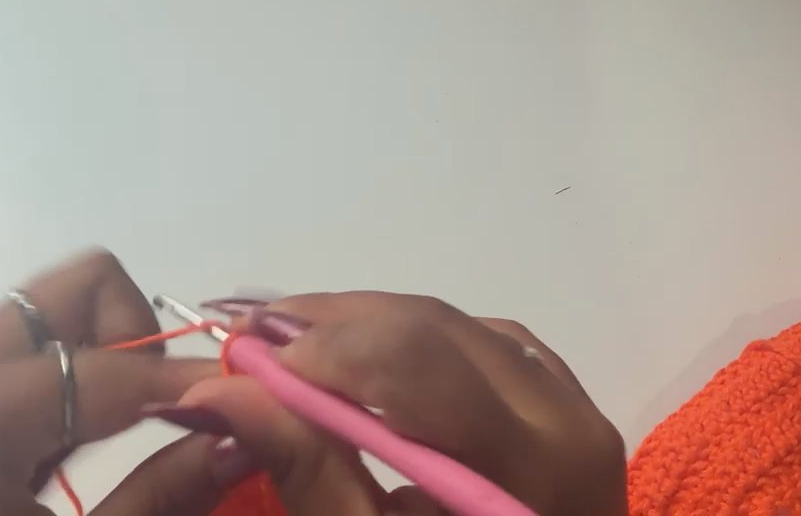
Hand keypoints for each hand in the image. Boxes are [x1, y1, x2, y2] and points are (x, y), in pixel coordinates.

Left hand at [0, 250, 242, 515]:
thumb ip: (161, 499)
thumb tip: (242, 436)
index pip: (121, 367)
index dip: (193, 383)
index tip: (243, 402)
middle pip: (87, 284)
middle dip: (139, 333)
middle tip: (157, 402)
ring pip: (62, 307)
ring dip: (111, 348)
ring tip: (121, 424)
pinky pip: (37, 343)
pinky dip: (80, 367)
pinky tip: (79, 439)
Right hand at [182, 292, 626, 515]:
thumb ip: (314, 476)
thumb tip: (229, 390)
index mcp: (537, 462)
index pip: (418, 360)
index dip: (327, 346)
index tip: (246, 352)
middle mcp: (565, 411)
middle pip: (436, 327)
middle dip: (337, 324)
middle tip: (255, 333)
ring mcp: (571, 398)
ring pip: (455, 324)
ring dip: (371, 325)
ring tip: (296, 339)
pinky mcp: (560, 396)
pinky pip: (479, 342)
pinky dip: (416, 339)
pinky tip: (369, 351)